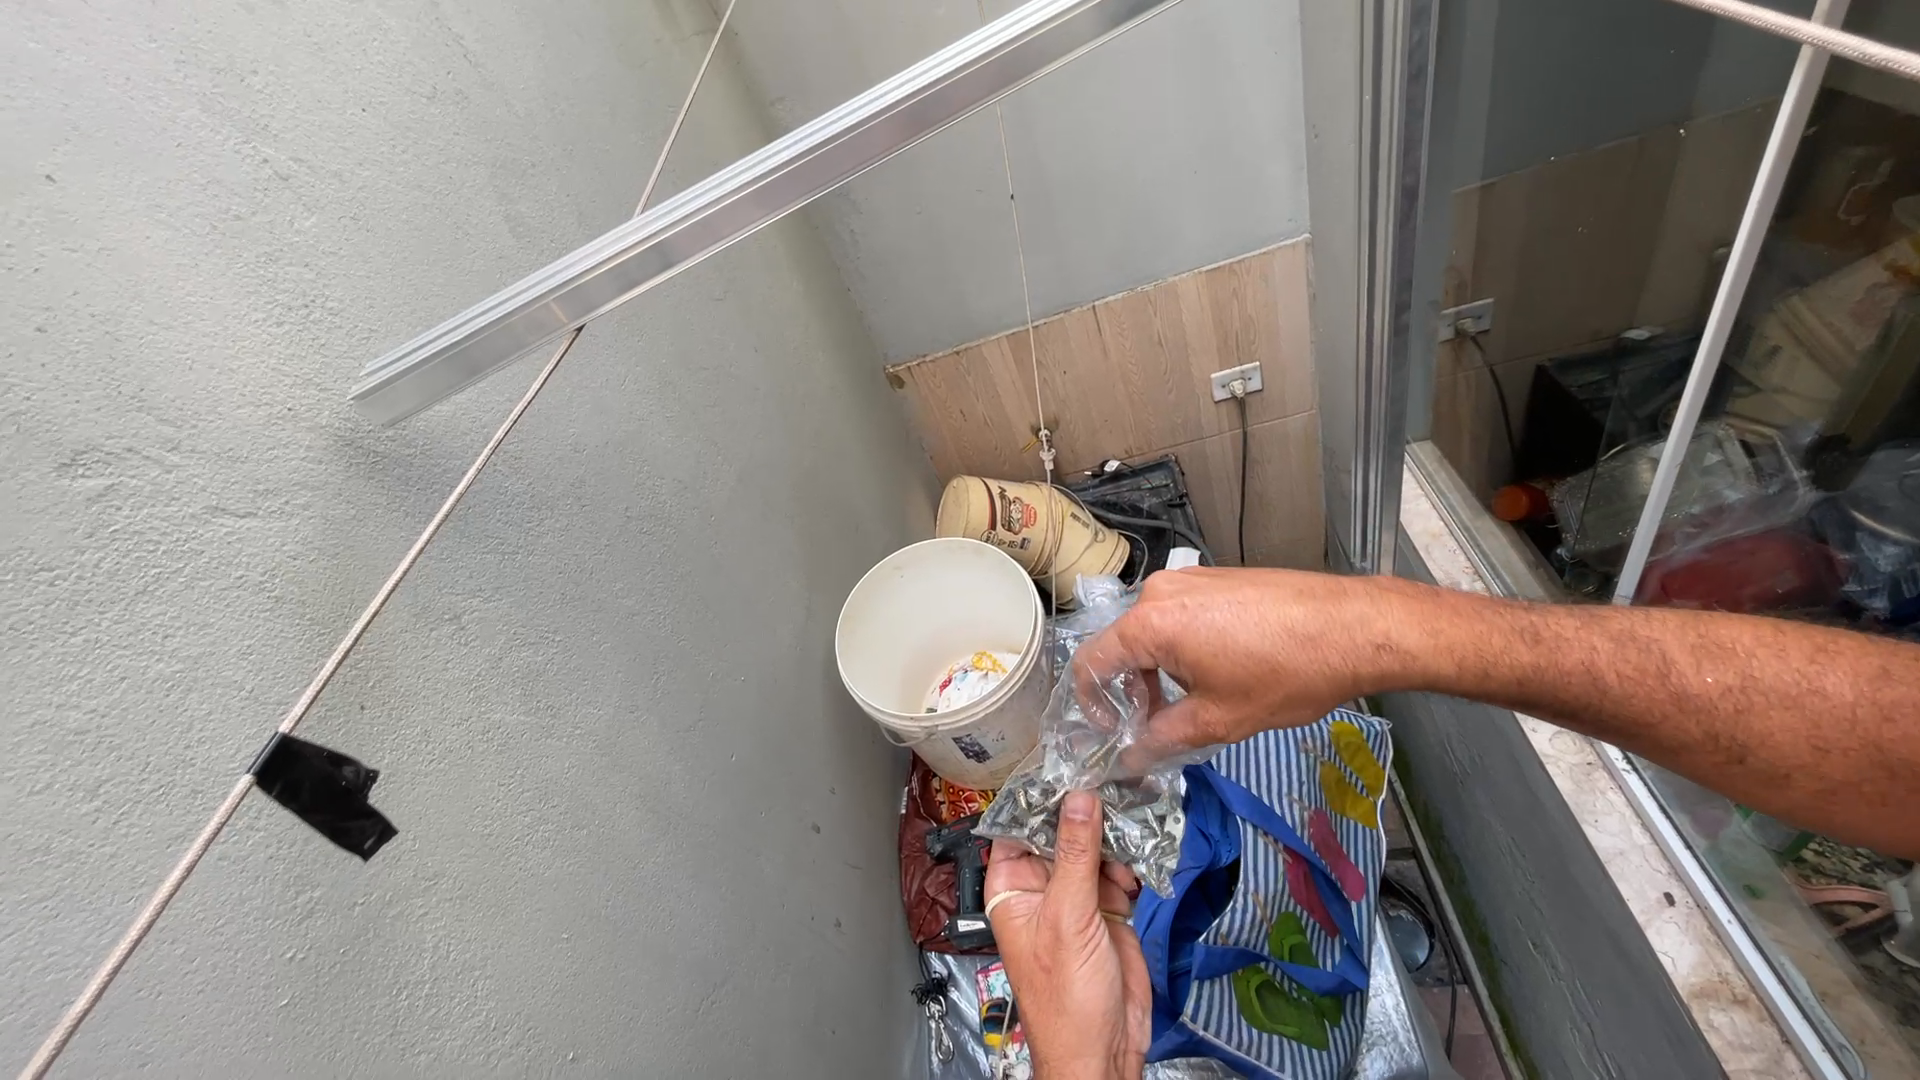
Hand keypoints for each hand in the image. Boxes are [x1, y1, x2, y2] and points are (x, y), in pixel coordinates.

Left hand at [985, 791, 1149, 1079]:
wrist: (1106, 1052)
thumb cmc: (1065, 1000)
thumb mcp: (1068, 918)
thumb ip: (1076, 855)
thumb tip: (1079, 799)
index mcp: (1012, 884)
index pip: (1019, 824)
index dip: (1040, 795)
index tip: (1065, 762)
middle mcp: (1041, 884)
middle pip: (1060, 830)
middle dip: (1085, 811)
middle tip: (1109, 779)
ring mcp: (1075, 895)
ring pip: (1092, 846)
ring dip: (1112, 837)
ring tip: (1130, 822)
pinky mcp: (1107, 908)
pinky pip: (1117, 870)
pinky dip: (1130, 863)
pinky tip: (1136, 865)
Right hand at [1074, 567, 1412, 753]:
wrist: (1355, 626)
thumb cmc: (1286, 673)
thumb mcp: (1218, 719)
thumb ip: (1161, 739)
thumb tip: (1130, 759)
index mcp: (1149, 623)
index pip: (1091, 662)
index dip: (1091, 704)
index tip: (1114, 732)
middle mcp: (1159, 592)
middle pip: (1122, 647)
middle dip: (1133, 691)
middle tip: (1159, 726)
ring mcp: (1188, 580)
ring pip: (1151, 633)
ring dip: (1158, 672)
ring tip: (1194, 702)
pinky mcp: (1213, 578)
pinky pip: (1177, 617)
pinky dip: (1181, 648)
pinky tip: (1217, 671)